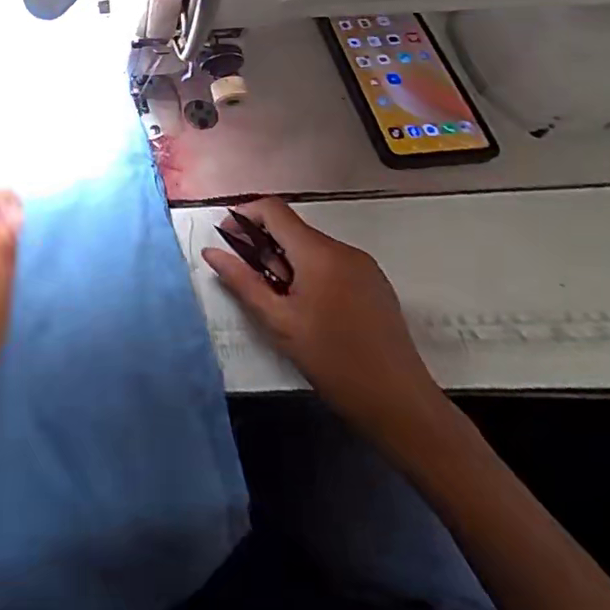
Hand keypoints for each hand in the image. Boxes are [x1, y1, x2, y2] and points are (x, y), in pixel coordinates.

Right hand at [202, 197, 440, 433]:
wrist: (398, 400)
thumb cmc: (332, 361)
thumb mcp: (279, 323)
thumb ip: (242, 282)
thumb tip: (212, 252)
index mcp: (319, 253)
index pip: (274, 209)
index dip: (244, 215)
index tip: (225, 238)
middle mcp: (343, 249)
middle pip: (293, 230)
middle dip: (264, 245)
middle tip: (247, 280)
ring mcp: (363, 265)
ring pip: (312, 248)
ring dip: (286, 261)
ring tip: (278, 302)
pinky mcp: (374, 282)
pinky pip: (332, 263)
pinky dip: (310, 272)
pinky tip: (308, 309)